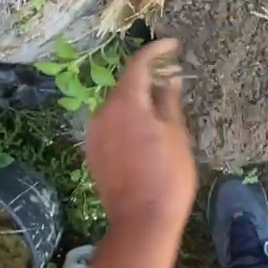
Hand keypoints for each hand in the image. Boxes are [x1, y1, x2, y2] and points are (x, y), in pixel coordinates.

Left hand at [84, 39, 196, 234]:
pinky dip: (125, 121)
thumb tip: (168, 77)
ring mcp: (94, 133)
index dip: (155, 50)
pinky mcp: (91, 152)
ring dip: (136, 101)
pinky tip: (143, 133)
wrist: (141, 221)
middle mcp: (103, 112)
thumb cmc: (168, 176)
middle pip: (125, 85)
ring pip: (116, 106)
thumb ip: (169, 101)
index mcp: (126, 102)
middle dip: (147, 78)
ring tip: (159, 110)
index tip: (172, 45)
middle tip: (170, 80)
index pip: (138, 64)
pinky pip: (109, 125)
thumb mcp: (176, 134)